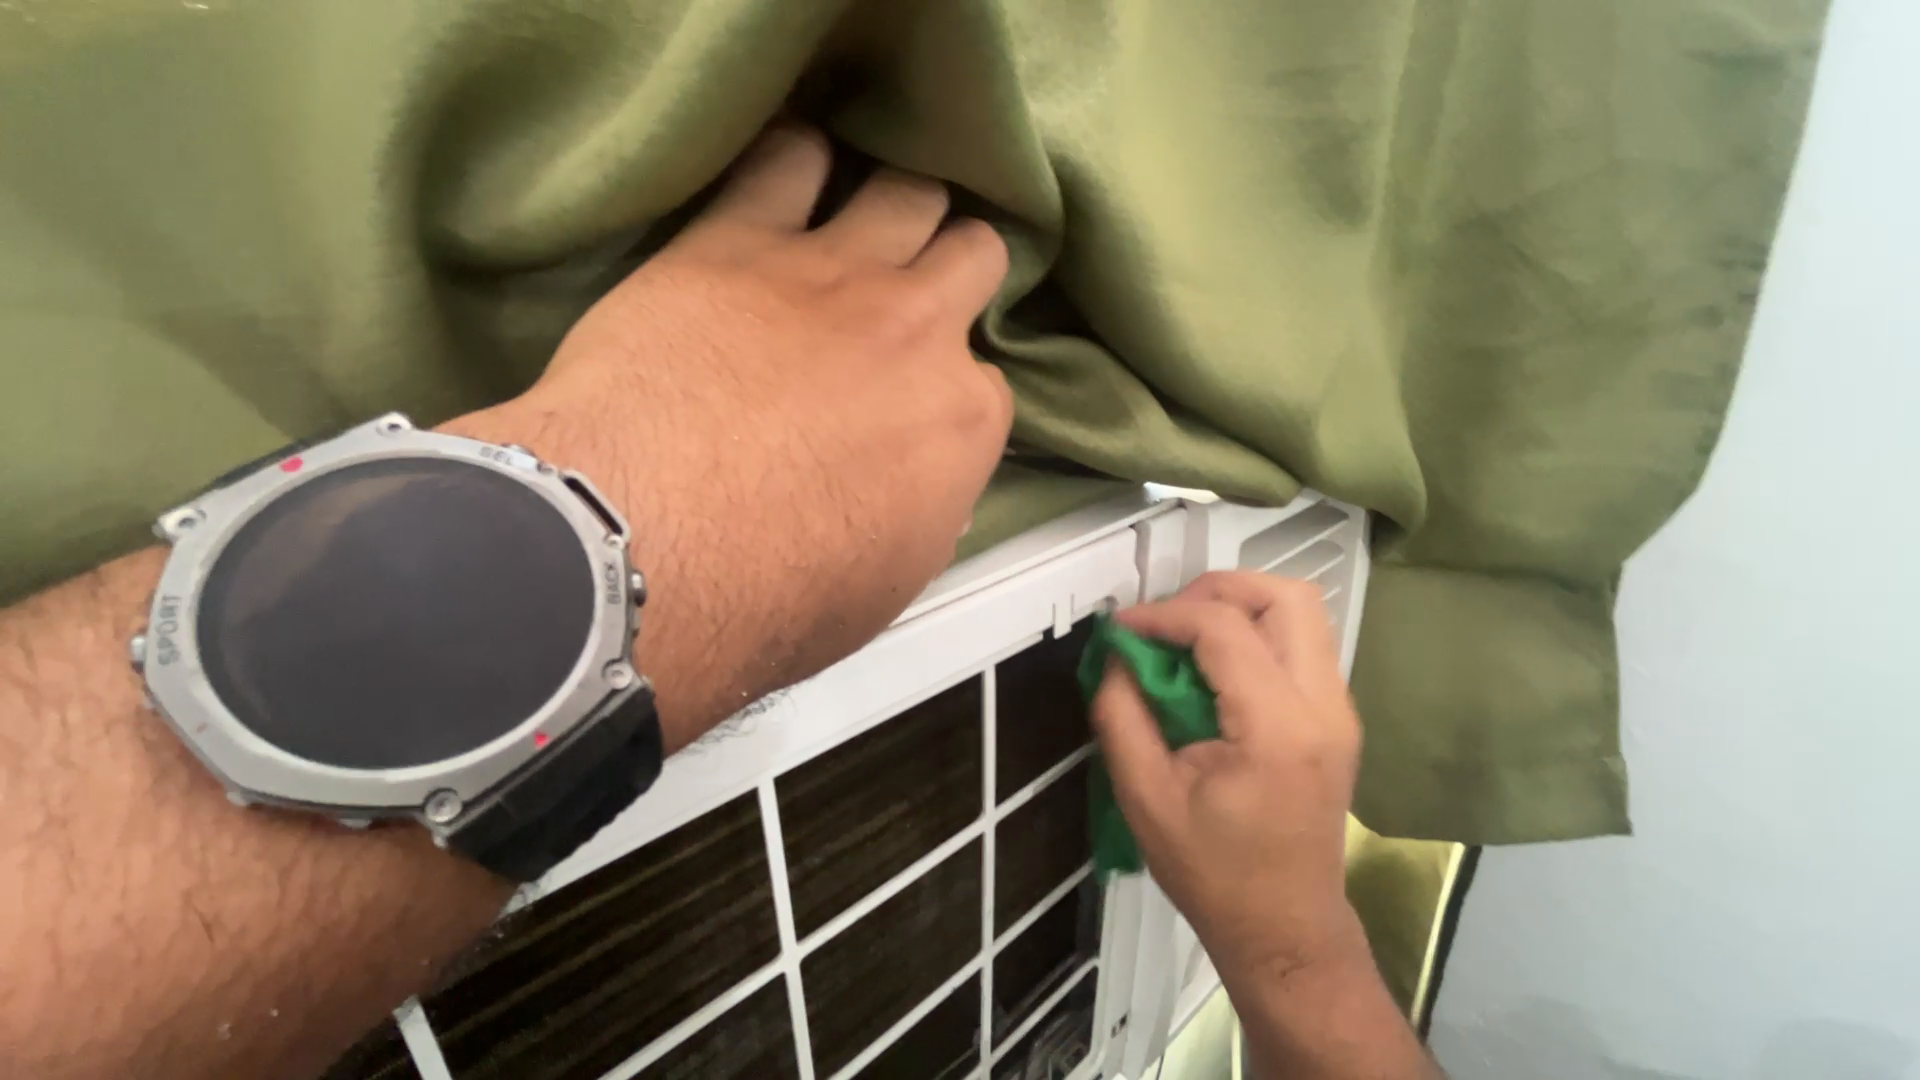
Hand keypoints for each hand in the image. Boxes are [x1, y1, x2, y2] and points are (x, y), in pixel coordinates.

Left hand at [448, 123, 1012, 748]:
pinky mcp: (738, 242)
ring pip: (906, 191)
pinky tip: (790, 181)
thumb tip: (925, 490)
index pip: (986, 380)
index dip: (951, 391)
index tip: (914, 407)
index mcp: (963, 418)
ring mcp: (833, 275)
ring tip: (861, 228)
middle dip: (952, 269)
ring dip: (895, 207)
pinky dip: (798, 164)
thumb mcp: (891, 580)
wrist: (652, 554)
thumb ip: (926, 512)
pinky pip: (789, 160)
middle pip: (970, 253)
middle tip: (910, 295)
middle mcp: (917, 329)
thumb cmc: (779, 596)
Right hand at [1091, 571, 1367, 983]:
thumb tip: (1117, 654)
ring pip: (1301, 612)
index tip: (1122, 628)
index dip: (1164, 614)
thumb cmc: (1212, 872)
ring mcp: (1340, 711)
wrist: (1285, 929)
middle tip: (1167, 620)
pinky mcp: (1336, 720)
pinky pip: (1301, 645)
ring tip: (1187, 638)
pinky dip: (1254, 634)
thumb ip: (1122, 713)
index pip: (1224, 628)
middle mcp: (1323, 707)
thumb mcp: (1143, 795)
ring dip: (1239, 607)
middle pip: (1285, 596)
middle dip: (1217, 589)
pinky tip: (1213, 669)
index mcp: (1277, 728)